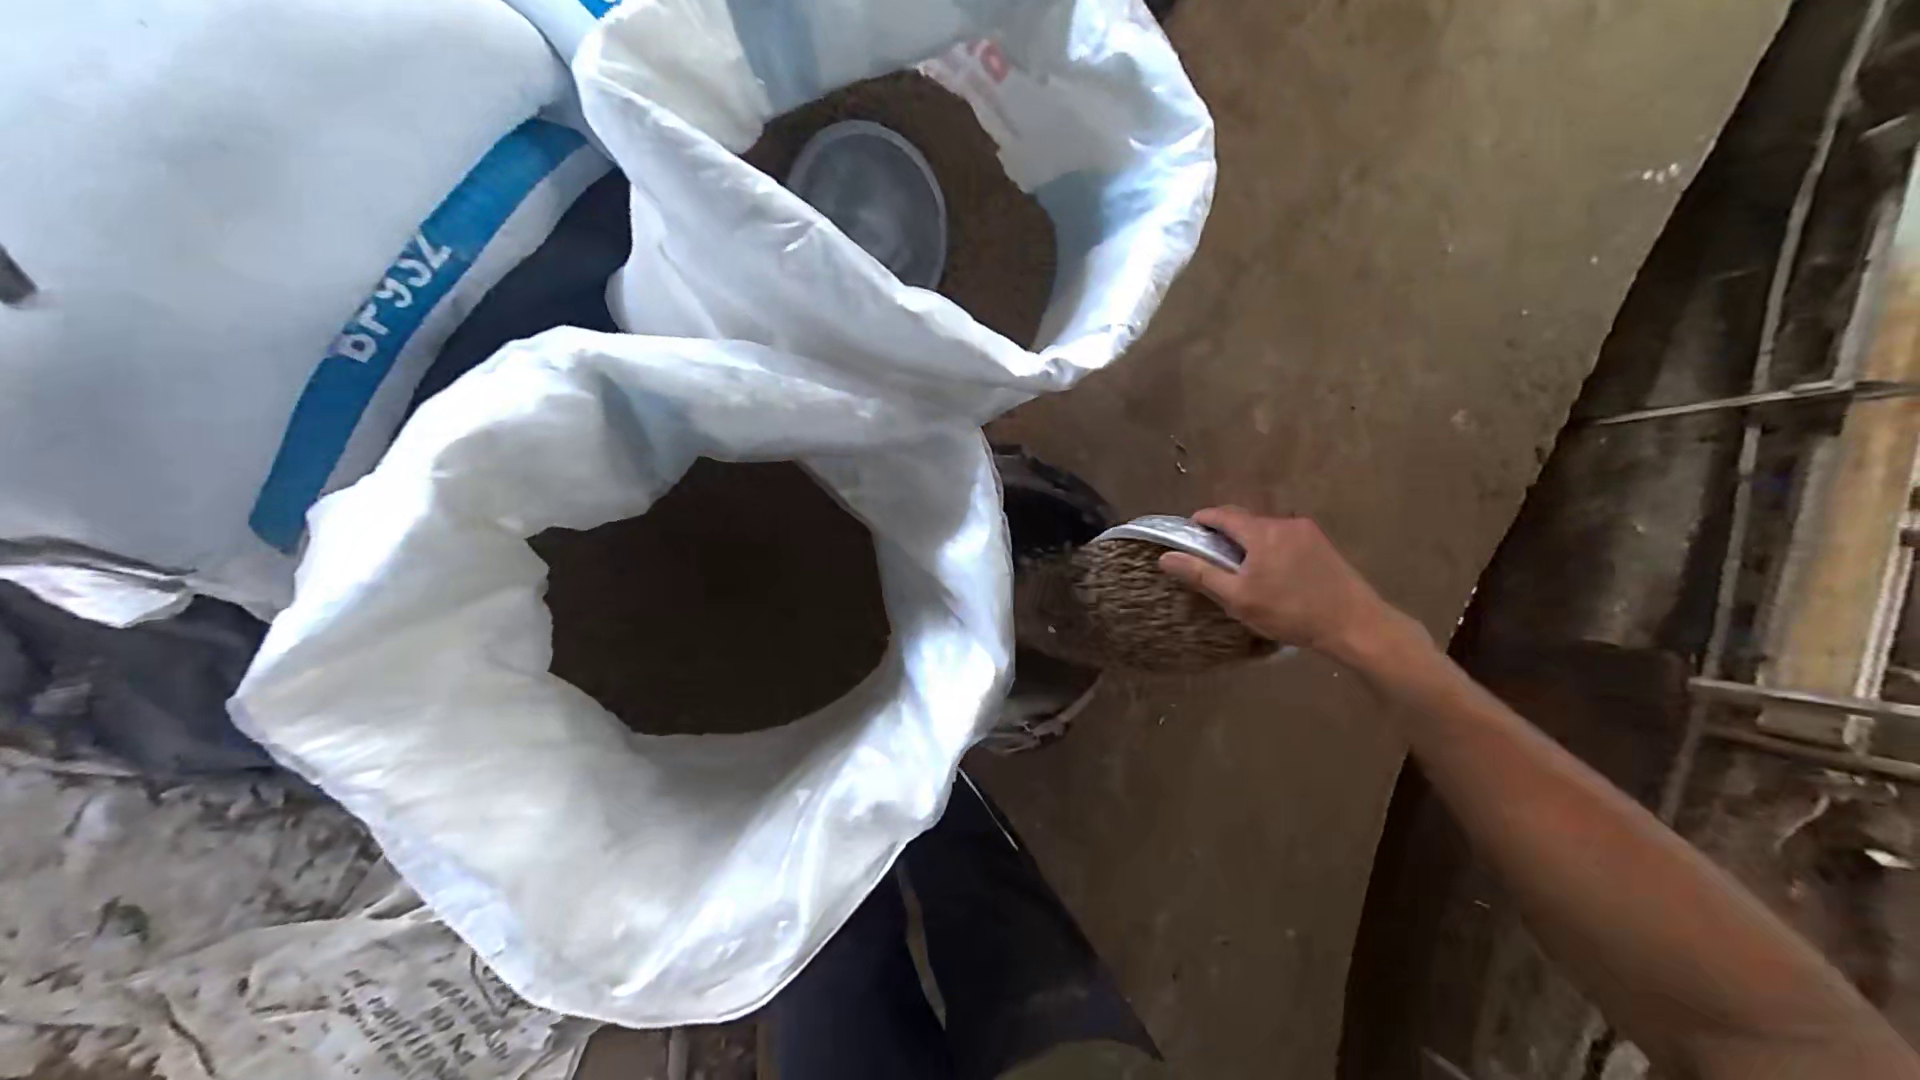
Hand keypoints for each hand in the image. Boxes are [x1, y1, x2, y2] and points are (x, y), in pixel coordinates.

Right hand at [1157, 506, 1414, 664]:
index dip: (1202, 521)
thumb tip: (1166, 557)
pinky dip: (1269, 548)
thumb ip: (1201, 574)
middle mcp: (1284, 523)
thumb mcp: (1238, 598)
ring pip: (1265, 530)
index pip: (1222, 514)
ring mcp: (1307, 532)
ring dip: (1249, 542)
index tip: (1189, 534)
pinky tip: (1271, 575)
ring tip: (1242, 571)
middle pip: (1245, 520)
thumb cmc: (1290, 612)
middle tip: (1212, 559)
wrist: (1355, 625)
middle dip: (1225, 534)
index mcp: (1262, 532)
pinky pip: (1284, 538)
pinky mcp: (1322, 545)